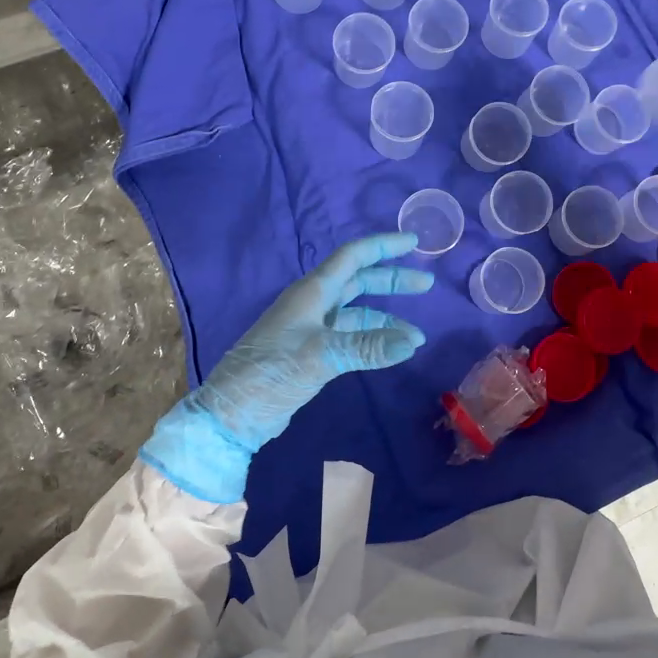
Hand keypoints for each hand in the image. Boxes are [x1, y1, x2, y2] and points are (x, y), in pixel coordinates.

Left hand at [140, 233, 433, 502]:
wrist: (231, 415)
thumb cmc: (271, 373)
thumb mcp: (322, 356)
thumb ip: (368, 346)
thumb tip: (413, 341)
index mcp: (311, 292)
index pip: (353, 257)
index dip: (383, 247)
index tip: (414, 242)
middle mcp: (312, 303)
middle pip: (358, 280)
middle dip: (391, 280)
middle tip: (426, 284)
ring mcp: (310, 328)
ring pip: (355, 310)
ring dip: (385, 317)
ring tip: (415, 336)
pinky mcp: (309, 352)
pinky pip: (348, 335)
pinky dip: (370, 338)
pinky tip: (387, 351)